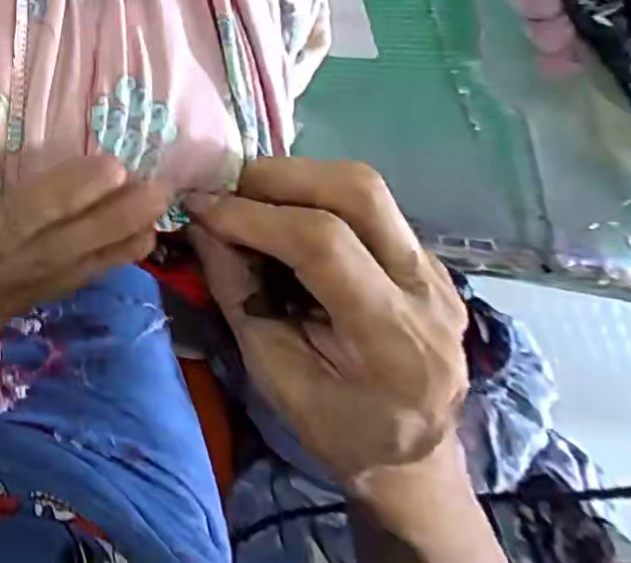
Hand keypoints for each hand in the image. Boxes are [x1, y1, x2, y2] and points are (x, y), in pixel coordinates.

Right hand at [184, 159, 469, 490]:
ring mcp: (434, 269)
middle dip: (274, 178)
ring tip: (242, 199)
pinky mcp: (420, 255)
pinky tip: (272, 216)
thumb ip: (236, 292)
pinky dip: (303, 193)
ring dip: (288, 177)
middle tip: (221, 193)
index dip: (248, 215)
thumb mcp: (270, 371)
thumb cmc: (335, 425)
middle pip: (356, 191)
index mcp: (395, 340)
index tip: (196, 208)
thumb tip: (199, 223)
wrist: (410, 453)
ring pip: (360, 184)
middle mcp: (429, 292)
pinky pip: (360, 201)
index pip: (322, 242)